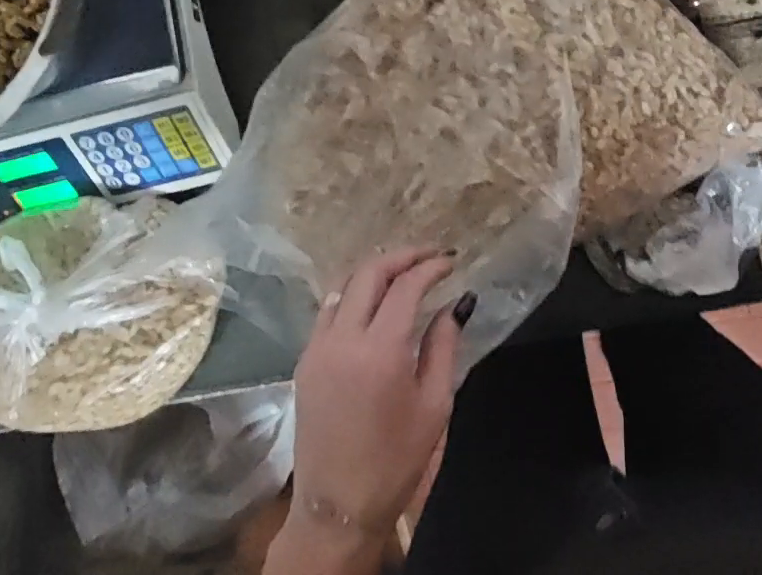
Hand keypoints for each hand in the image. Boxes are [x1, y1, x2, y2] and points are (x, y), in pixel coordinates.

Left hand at [291, 248, 464, 535]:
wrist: (337, 506)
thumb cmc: (397, 460)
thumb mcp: (435, 405)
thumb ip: (444, 346)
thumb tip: (456, 303)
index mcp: (380, 351)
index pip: (405, 286)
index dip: (430, 266)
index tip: (450, 262)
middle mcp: (342, 339)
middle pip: (368, 273)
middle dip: (401, 257)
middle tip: (429, 256)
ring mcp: (317, 348)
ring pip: (342, 286)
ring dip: (374, 272)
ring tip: (403, 273)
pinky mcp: (304, 361)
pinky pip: (328, 310)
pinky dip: (352, 294)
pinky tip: (372, 303)